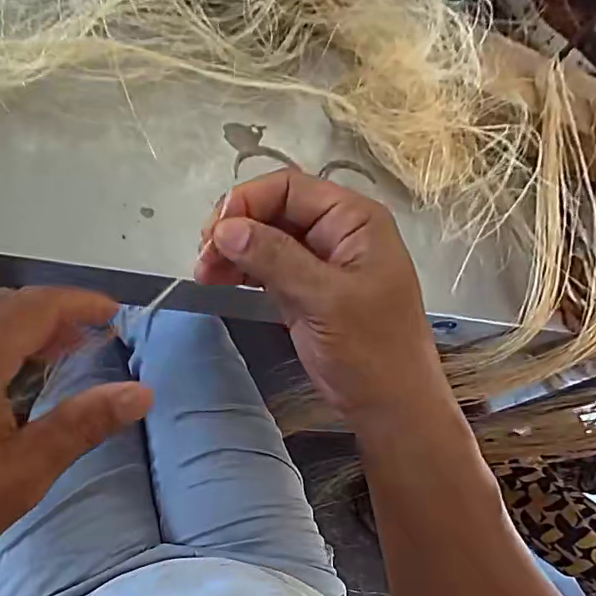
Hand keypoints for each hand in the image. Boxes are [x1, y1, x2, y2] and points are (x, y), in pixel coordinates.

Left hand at [0, 287, 152, 595]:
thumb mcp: (22, 473)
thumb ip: (82, 424)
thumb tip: (140, 393)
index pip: (37, 306)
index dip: (82, 304)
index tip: (118, 315)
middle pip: (3, 307)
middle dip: (54, 316)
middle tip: (94, 340)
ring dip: (21, 332)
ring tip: (58, 359)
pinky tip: (3, 387)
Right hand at [195, 170, 449, 423]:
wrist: (391, 406)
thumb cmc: (372, 350)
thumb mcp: (325, 299)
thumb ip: (276, 258)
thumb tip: (226, 228)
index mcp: (354, 220)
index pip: (290, 189)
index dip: (247, 202)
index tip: (215, 234)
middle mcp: (338, 234)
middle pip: (274, 212)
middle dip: (236, 229)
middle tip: (204, 260)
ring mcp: (322, 265)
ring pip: (267, 242)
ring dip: (234, 253)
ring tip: (206, 276)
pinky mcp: (309, 294)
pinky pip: (270, 270)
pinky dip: (245, 274)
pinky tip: (223, 283)